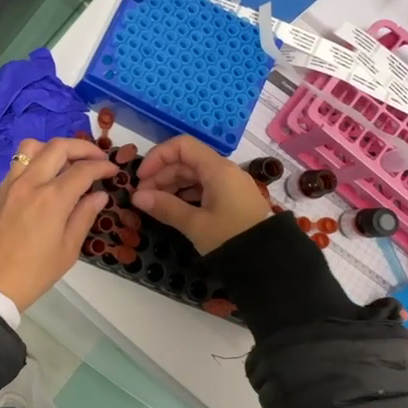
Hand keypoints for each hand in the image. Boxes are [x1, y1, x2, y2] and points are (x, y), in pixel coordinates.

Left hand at [0, 137, 118, 310]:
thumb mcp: (68, 250)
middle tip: (97, 159)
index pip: (83, 170)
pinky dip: (37, 159)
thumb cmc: (34, 272)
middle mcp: (31, 182)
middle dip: (83, 148)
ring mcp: (12, 183)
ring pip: (33, 147)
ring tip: (68, 162)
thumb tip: (99, 195)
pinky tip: (47, 176)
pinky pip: (19, 162)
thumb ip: (84, 216)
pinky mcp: (0, 190)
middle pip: (58, 147)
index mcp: (52, 198)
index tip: (113, 171)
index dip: (102, 167)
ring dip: (55, 148)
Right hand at [131, 136, 273, 255]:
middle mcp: (225, 171)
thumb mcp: (195, 224)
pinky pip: (204, 188)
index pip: (181, 146)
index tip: (141, 178)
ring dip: (171, 186)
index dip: (157, 157)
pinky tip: (174, 209)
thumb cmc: (231, 238)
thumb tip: (137, 197)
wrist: (270, 262)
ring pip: (194, 175)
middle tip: (142, 197)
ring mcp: (230, 185)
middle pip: (186, 161)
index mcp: (217, 169)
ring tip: (154, 205)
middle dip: (161, 176)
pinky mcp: (233, 199)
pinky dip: (186, 194)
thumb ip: (165, 207)